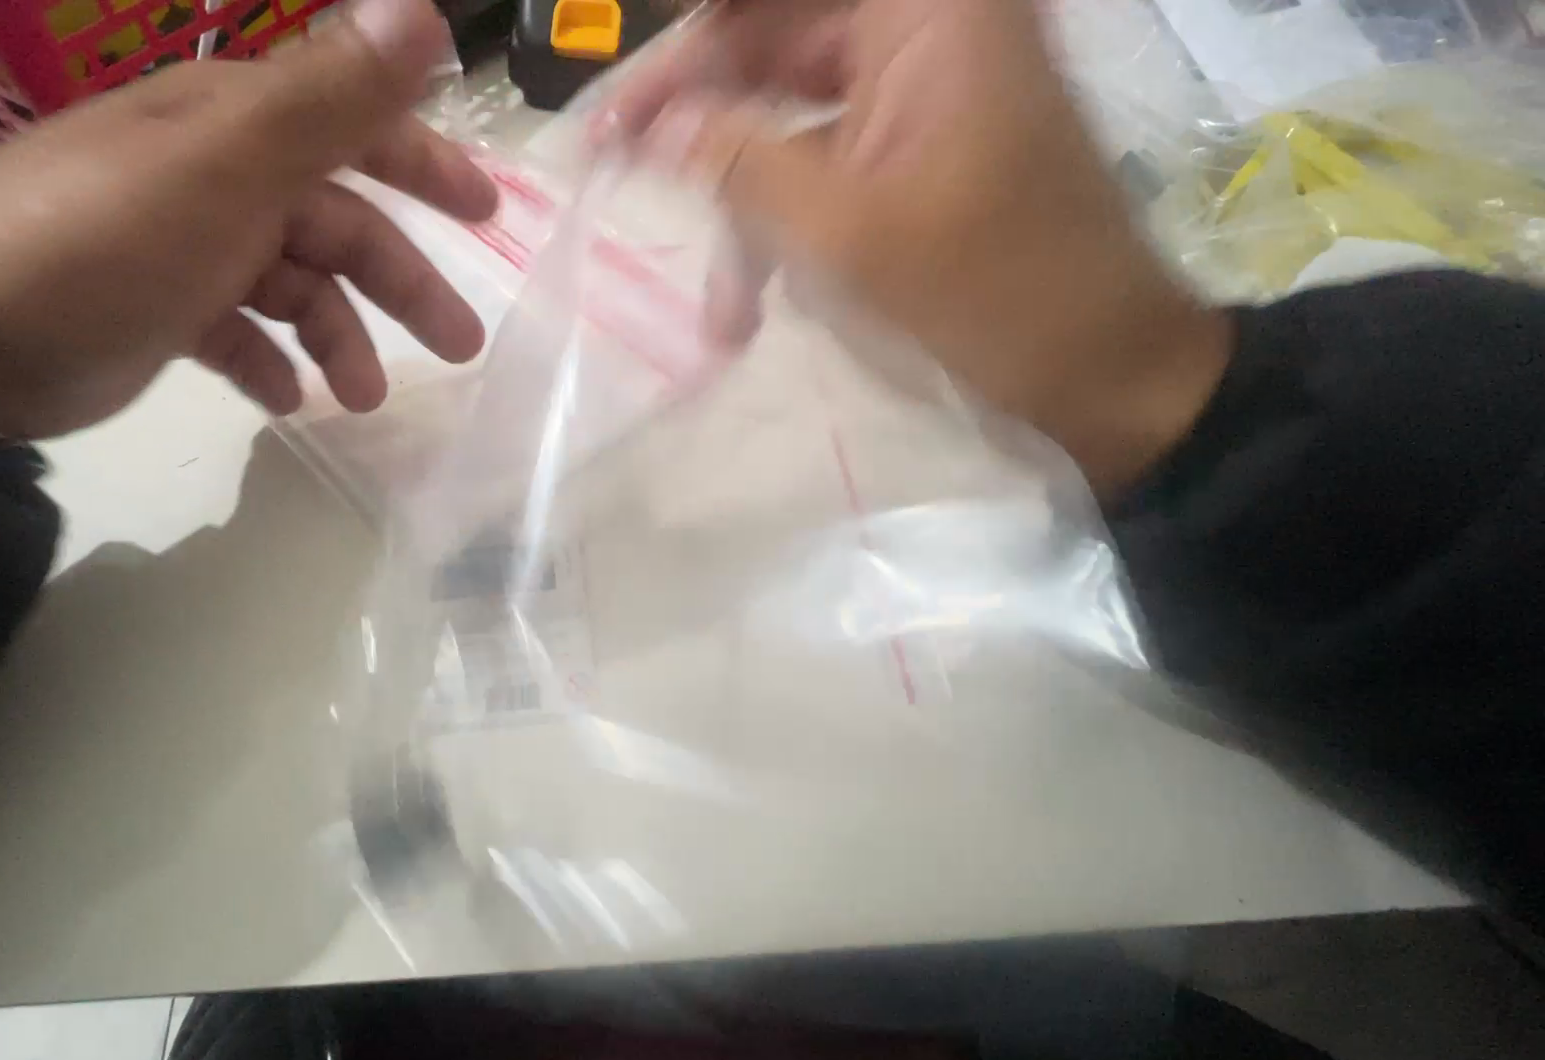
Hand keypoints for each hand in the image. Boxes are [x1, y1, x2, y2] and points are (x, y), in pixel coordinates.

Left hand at [0, 0, 497, 439]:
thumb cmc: (103, 248)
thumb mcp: (226, 170)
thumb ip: (328, 101)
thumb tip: (423, 12)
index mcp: (239, 132)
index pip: (356, 131)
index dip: (426, 165)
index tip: (486, 214)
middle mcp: (221, 180)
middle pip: (339, 227)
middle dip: (403, 286)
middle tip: (459, 347)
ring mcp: (192, 248)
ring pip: (298, 290)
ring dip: (340, 341)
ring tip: (361, 399)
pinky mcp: (166, 310)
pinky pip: (243, 334)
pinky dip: (271, 365)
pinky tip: (285, 401)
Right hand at [600, 0, 1230, 495]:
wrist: (1100, 372)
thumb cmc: (989, 295)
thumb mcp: (845, 232)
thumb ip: (738, 163)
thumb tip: (651, 123)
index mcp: (924, 13)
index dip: (694, 33)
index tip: (624, 94)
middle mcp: (922, 30)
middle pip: (774, 43)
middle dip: (696, 116)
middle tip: (612, 159)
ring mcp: (919, 96)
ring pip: (789, 120)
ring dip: (741, 206)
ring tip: (715, 309)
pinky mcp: (915, 155)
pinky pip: (821, 170)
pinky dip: (780, 230)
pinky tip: (749, 307)